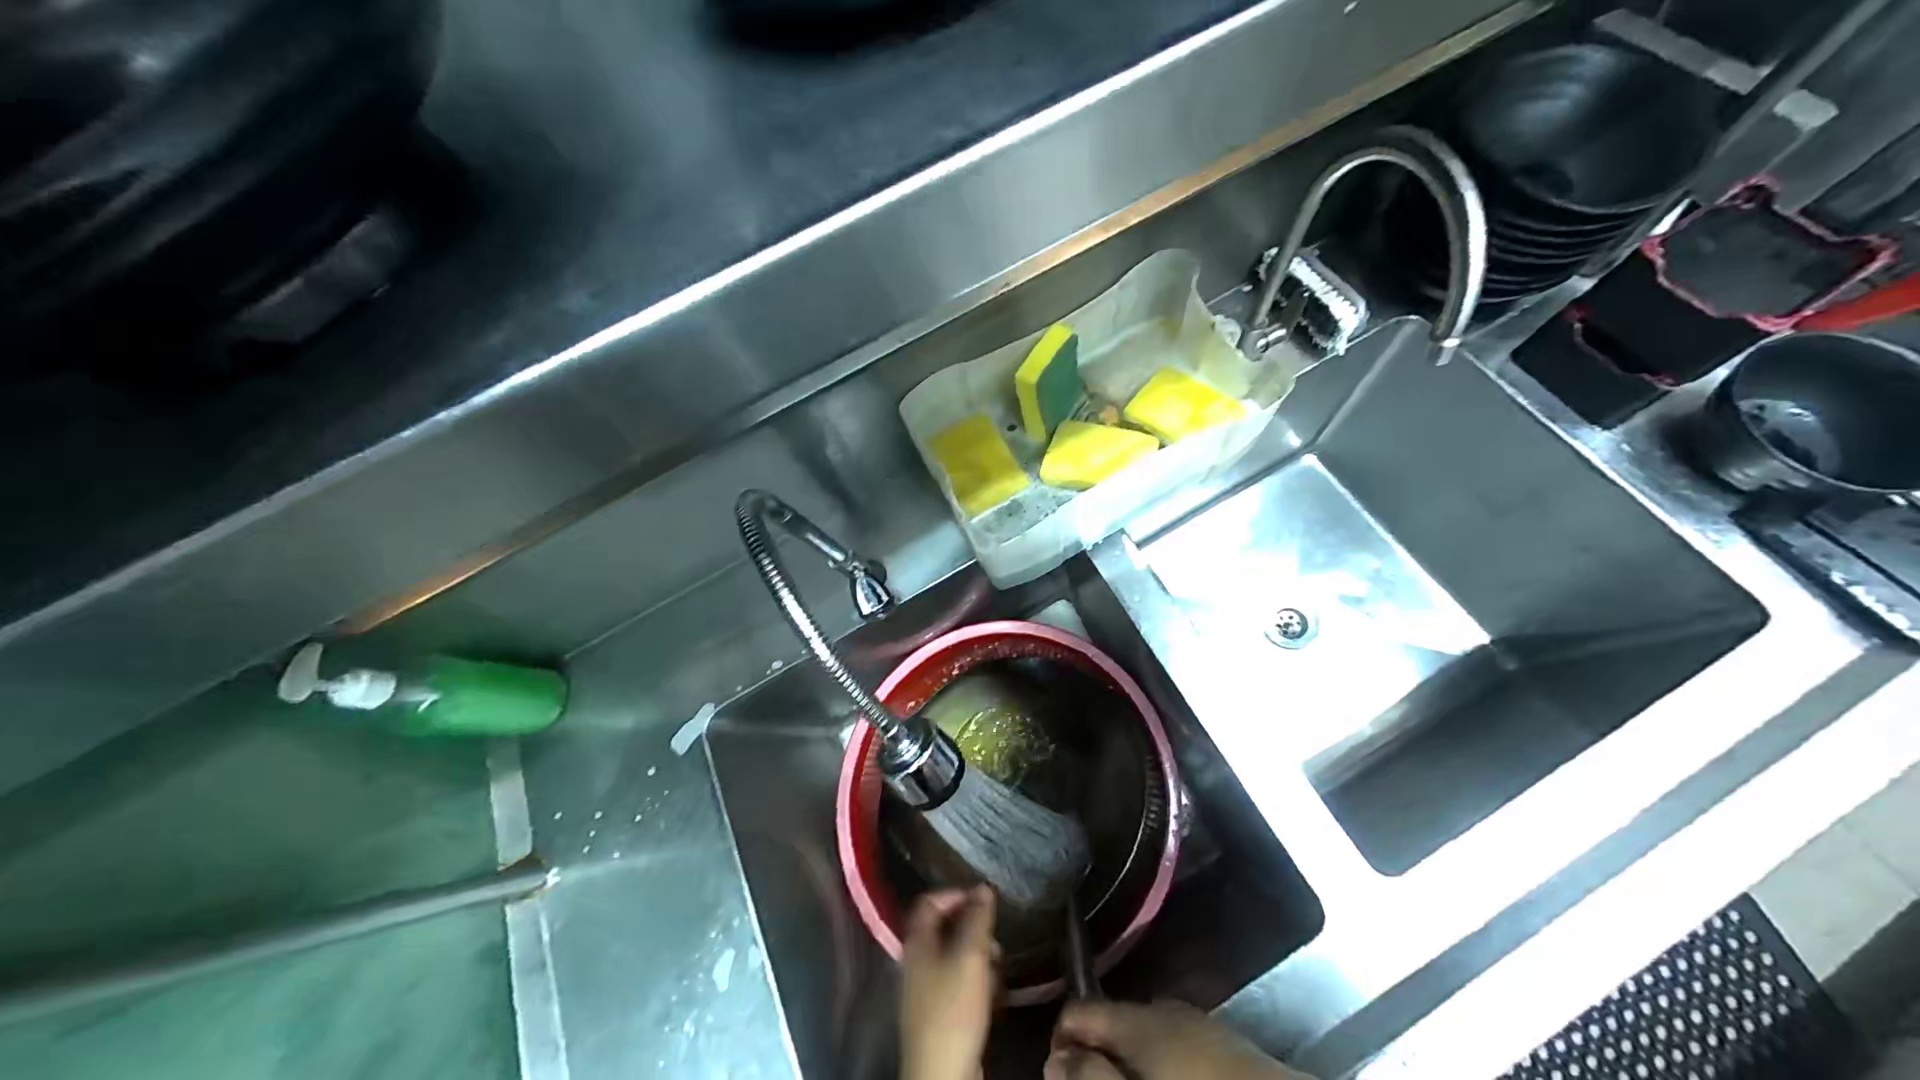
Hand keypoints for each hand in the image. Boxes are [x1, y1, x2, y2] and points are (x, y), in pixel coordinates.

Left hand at [899, 886, 999, 1079]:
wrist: (943, 1075)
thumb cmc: (953, 1009)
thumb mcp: (970, 956)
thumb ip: (977, 918)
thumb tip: (982, 887)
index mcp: (917, 941)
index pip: (930, 901)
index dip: (956, 894)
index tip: (984, 900)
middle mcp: (916, 960)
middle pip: (944, 928)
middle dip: (974, 929)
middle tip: (995, 940)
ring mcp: (925, 988)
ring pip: (955, 957)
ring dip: (979, 956)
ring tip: (999, 968)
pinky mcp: (939, 1012)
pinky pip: (958, 983)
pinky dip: (976, 980)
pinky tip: (994, 994)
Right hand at [1045, 1000, 1314, 1079]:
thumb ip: (1090, 1077)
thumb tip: (1054, 1060)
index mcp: (1138, 1017)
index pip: (1077, 1010)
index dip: (1060, 1045)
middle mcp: (1163, 1009)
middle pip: (1108, 1023)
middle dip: (1094, 1057)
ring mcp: (1196, 1026)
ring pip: (1141, 1038)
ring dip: (1126, 1064)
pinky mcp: (1221, 1047)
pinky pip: (1172, 1049)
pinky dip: (1158, 1067)